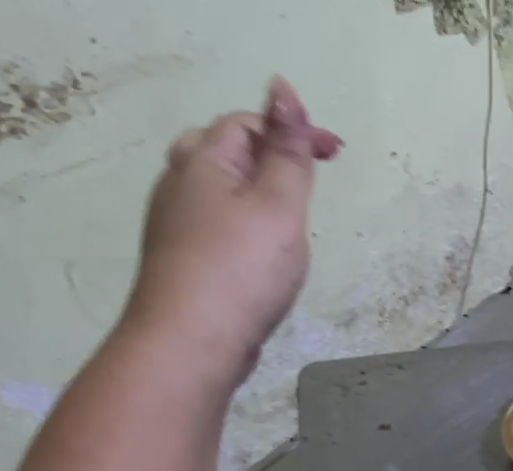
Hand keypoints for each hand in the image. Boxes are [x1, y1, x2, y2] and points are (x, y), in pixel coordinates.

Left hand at [120, 75, 342, 384]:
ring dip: (256, 189)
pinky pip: (216, 222)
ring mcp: (176, 224)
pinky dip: (244, 222)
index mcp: (203, 162)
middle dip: (268, 154)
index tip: (336, 154)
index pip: (246, 124)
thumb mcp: (279, 205)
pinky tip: (264, 252)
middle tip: (310, 179)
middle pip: (223, 150)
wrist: (192, 340)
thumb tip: (283, 89)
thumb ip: (287, 152)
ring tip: (293, 218)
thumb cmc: (242, 268)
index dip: (290, 130)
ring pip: (217, 188)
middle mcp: (180, 185)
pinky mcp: (184, 260)